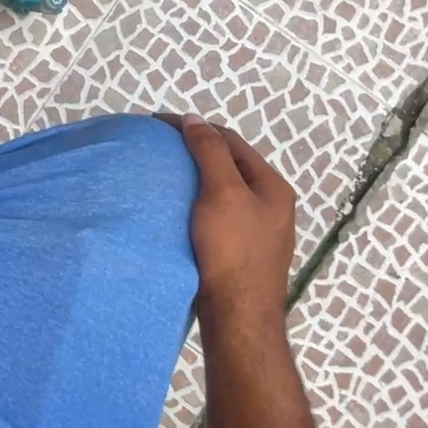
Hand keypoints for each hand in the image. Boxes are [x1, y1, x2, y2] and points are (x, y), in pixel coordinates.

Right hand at [162, 113, 296, 325]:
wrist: (237, 308)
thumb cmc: (232, 246)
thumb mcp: (221, 192)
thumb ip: (210, 152)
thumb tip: (193, 119)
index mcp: (271, 185)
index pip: (229, 140)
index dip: (194, 127)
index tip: (156, 125)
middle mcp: (268, 201)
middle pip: (227, 160)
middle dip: (192, 146)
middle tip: (156, 144)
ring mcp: (254, 223)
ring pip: (220, 183)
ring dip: (192, 170)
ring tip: (161, 168)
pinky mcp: (237, 241)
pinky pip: (214, 204)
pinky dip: (193, 192)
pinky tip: (174, 200)